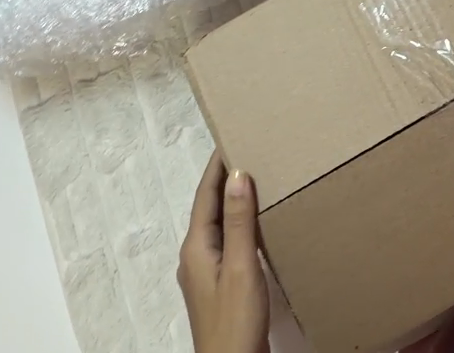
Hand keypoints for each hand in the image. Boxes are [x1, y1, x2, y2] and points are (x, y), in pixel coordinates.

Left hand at [179, 151, 269, 352]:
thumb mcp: (240, 267)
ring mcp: (205, 271)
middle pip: (210, 205)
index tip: (231, 134)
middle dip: (226, 177)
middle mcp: (195, 254)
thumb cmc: (234, 319)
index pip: (205, 193)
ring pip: (219, 222)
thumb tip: (238, 173)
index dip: (217, 164)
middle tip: (249, 148)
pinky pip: (227, 239)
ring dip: (234, 198)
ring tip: (258, 175)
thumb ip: (238, 222)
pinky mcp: (219, 284)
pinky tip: (258, 220)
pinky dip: (240, 220)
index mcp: (196, 246)